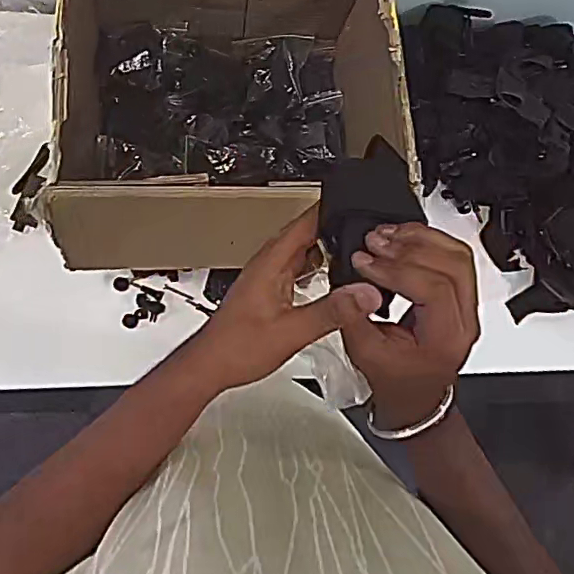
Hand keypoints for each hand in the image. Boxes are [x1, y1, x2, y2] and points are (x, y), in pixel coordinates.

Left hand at [179, 206, 381, 390]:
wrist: (210, 367)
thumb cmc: (235, 348)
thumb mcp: (293, 331)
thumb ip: (332, 312)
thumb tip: (363, 295)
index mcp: (271, 263)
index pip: (305, 221)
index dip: (331, 210)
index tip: (356, 206)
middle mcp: (267, 264)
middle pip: (306, 234)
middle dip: (334, 232)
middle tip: (363, 240)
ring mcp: (266, 276)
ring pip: (301, 251)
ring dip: (325, 252)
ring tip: (352, 260)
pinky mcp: (267, 289)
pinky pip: (295, 269)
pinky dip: (315, 270)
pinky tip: (329, 284)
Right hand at [339, 223, 479, 428]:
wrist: (414, 394)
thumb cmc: (396, 381)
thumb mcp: (365, 354)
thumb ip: (354, 318)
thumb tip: (348, 287)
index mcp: (446, 338)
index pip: (435, 289)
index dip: (397, 270)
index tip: (366, 263)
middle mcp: (465, 319)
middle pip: (452, 265)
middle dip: (409, 248)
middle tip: (375, 243)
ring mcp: (468, 305)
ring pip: (458, 256)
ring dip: (421, 239)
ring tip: (386, 236)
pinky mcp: (461, 293)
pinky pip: (454, 257)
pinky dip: (428, 241)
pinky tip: (403, 237)